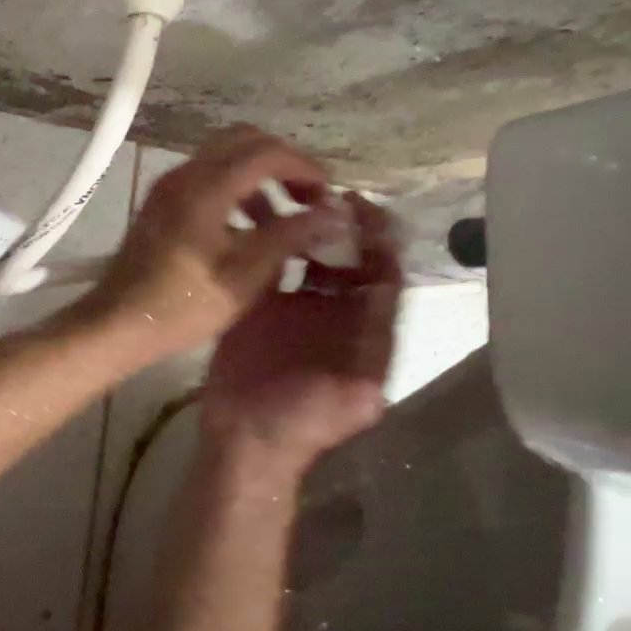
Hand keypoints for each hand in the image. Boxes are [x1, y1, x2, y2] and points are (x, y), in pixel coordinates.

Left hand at [83, 126, 346, 352]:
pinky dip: (236, 188)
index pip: (265, 152)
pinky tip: (250, 230)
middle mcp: (184, 174)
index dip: (304, 167)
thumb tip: (331, 213)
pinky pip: (207, 176)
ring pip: (225, 156)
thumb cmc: (182, 306)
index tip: (328, 195)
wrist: (118, 323)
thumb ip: (288, 237)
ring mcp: (169, 185)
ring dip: (260, 177)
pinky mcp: (162, 201)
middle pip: (244, 141)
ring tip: (284, 220)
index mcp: (204, 188)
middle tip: (308, 198)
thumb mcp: (244, 277)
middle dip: (283, 163)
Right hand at [200, 192, 402, 473]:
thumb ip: (366, 369)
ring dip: (306, 224)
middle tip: (324, 190)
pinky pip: (270, 263)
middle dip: (344, 223)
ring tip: (289, 192)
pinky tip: (257, 215)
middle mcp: (336, 312)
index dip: (379, 242)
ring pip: (311, 253)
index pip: (382, 276)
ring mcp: (297, 306)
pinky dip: (269, 239)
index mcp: (365, 332)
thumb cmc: (301, 426)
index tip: (364, 209)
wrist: (244, 440)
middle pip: (349, 257)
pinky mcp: (261, 304)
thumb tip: (386, 323)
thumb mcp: (347, 402)